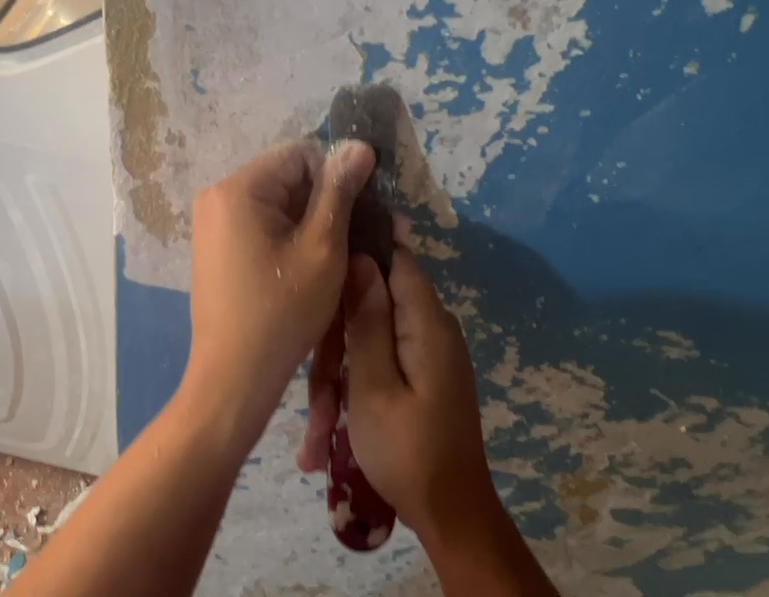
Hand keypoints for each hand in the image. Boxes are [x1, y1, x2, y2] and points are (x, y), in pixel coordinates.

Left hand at [182, 138, 374, 422]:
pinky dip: (286, 237)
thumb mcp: (322, 248)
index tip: (357, 216)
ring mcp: (211, 222)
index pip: (300, 154)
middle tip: (352, 241)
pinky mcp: (214, 246)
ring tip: (330, 259)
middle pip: (286, 176)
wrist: (234, 377)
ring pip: (276, 202)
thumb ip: (340, 192)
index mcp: (237, 188)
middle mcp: (217, 195)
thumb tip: (359, 145)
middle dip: (323, 202)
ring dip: (308, 222)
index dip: (335, 178)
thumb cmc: (282, 311)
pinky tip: (303, 268)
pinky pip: (259, 223)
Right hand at [303, 244, 496, 547]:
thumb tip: (359, 257)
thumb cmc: (408, 452)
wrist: (451, 516)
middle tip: (316, 392)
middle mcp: (432, 328)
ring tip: (320, 429)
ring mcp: (427, 353)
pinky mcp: (421, 375)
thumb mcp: (374, 386)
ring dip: (339, 375)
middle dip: (337, 338)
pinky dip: (353, 387)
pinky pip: (379, 360)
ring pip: (369, 337)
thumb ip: (367, 320)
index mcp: (426, 323)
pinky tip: (330, 431)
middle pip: (374, 301)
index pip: (395, 257)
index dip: (358, 252)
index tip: (318, 267)